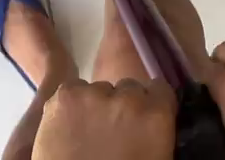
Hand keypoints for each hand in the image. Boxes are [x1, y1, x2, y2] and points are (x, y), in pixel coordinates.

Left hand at [33, 78, 176, 159]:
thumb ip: (157, 136)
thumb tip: (153, 129)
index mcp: (155, 118)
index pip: (160, 89)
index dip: (152, 105)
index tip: (143, 121)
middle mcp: (127, 97)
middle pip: (127, 87)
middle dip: (122, 106)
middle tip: (113, 134)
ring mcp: (93, 93)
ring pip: (98, 89)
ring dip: (96, 106)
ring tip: (87, 135)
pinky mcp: (64, 96)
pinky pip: (72, 90)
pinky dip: (70, 106)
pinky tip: (68, 129)